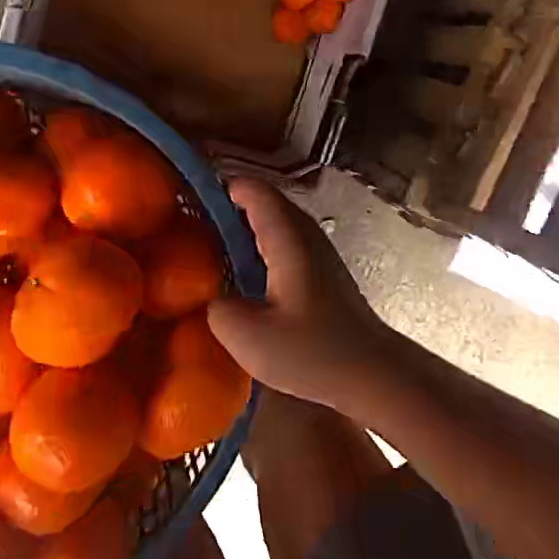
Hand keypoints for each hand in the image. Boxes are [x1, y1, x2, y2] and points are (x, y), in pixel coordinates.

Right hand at [207, 178, 401, 408]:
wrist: (371, 371)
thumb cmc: (313, 352)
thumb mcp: (250, 339)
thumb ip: (218, 309)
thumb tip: (214, 296)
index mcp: (288, 237)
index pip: (253, 191)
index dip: (220, 187)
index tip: (187, 200)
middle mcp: (305, 233)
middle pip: (264, 201)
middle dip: (227, 206)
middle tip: (190, 225)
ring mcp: (316, 249)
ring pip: (275, 221)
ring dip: (243, 227)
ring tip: (209, 246)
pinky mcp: (321, 269)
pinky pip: (283, 240)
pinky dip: (258, 244)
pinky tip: (241, 273)